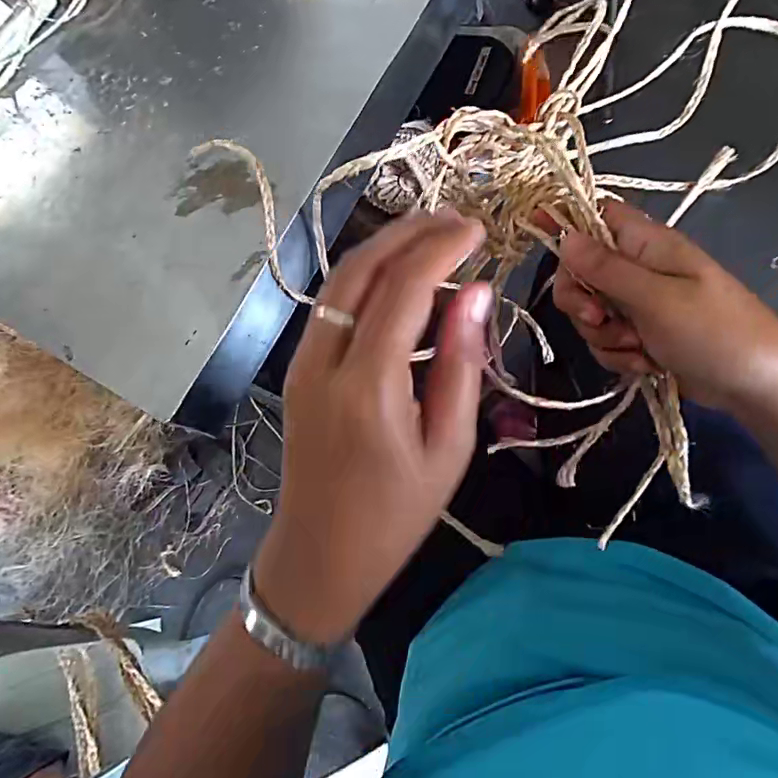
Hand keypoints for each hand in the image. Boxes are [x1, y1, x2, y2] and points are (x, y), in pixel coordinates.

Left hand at [252, 211, 493, 643]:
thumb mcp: (449, 448)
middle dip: (410, 231)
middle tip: (457, 219)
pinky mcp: (298, 367)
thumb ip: (462, 364)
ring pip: (340, 279)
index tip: (477, 229)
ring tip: (436, 236)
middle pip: (360, 267)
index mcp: (367, 387)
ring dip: (387, 247)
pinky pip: (334, 303)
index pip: (404, 288)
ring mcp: (302, 361)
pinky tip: (404, 277)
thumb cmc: (394, 516)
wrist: (317, 557)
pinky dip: (370, 276)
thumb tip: (479, 293)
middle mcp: (323, 361)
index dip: (442, 248)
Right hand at [555, 200, 777, 409]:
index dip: (563, 219)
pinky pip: (607, 338)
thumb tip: (563, 234)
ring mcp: (639, 303)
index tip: (534, 234)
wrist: (757, 386)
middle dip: (581, 300)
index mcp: (645, 243)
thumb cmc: (714, 331)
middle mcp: (638, 267)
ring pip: (590, 311)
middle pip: (580, 270)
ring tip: (639, 348)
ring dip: (604, 335)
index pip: (594, 214)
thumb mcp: (656, 298)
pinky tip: (646, 364)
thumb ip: (606, 267)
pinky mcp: (641, 334)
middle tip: (601, 318)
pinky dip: (619, 354)